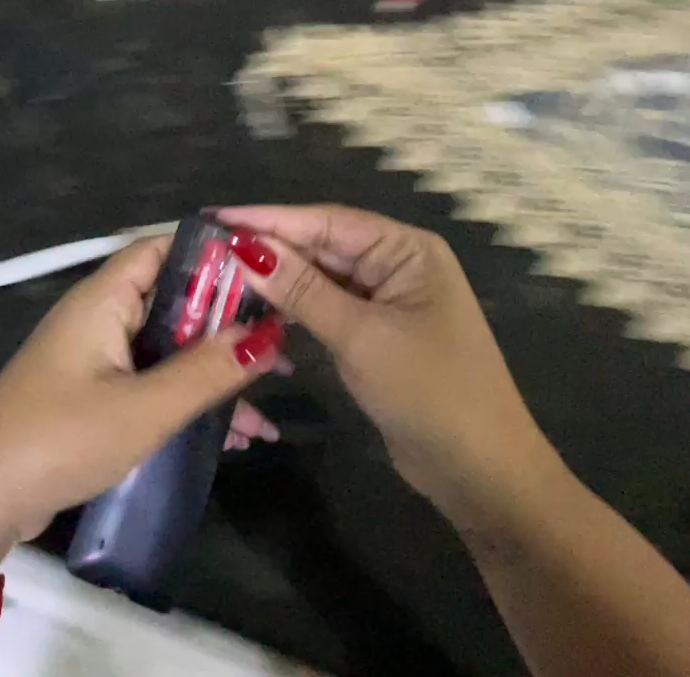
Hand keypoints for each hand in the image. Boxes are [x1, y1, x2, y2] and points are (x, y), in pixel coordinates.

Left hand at [0, 236, 283, 561]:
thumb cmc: (62, 439)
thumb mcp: (144, 408)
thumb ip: (207, 371)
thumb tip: (267, 335)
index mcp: (102, 300)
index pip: (160, 249)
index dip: (211, 255)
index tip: (267, 274)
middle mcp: (98, 318)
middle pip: (171, 302)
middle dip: (226, 325)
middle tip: (283, 350)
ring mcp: (93, 358)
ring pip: (166, 348)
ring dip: (213, 372)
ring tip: (269, 406)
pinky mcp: (92, 395)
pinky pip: (150, 382)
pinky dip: (187, 400)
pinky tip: (234, 437)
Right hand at [217, 204, 565, 540]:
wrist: (480, 472)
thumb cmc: (429, 392)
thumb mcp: (360, 336)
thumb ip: (301, 290)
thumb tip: (244, 249)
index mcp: (407, 250)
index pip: (326, 220)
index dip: (269, 218)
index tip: (216, 217)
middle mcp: (396, 264)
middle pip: (321, 244)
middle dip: (268, 246)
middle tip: (209, 246)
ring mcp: (385, 299)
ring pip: (319, 275)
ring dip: (276, 276)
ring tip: (221, 272)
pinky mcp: (373, 330)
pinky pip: (324, 304)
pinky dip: (292, 305)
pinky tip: (255, 304)